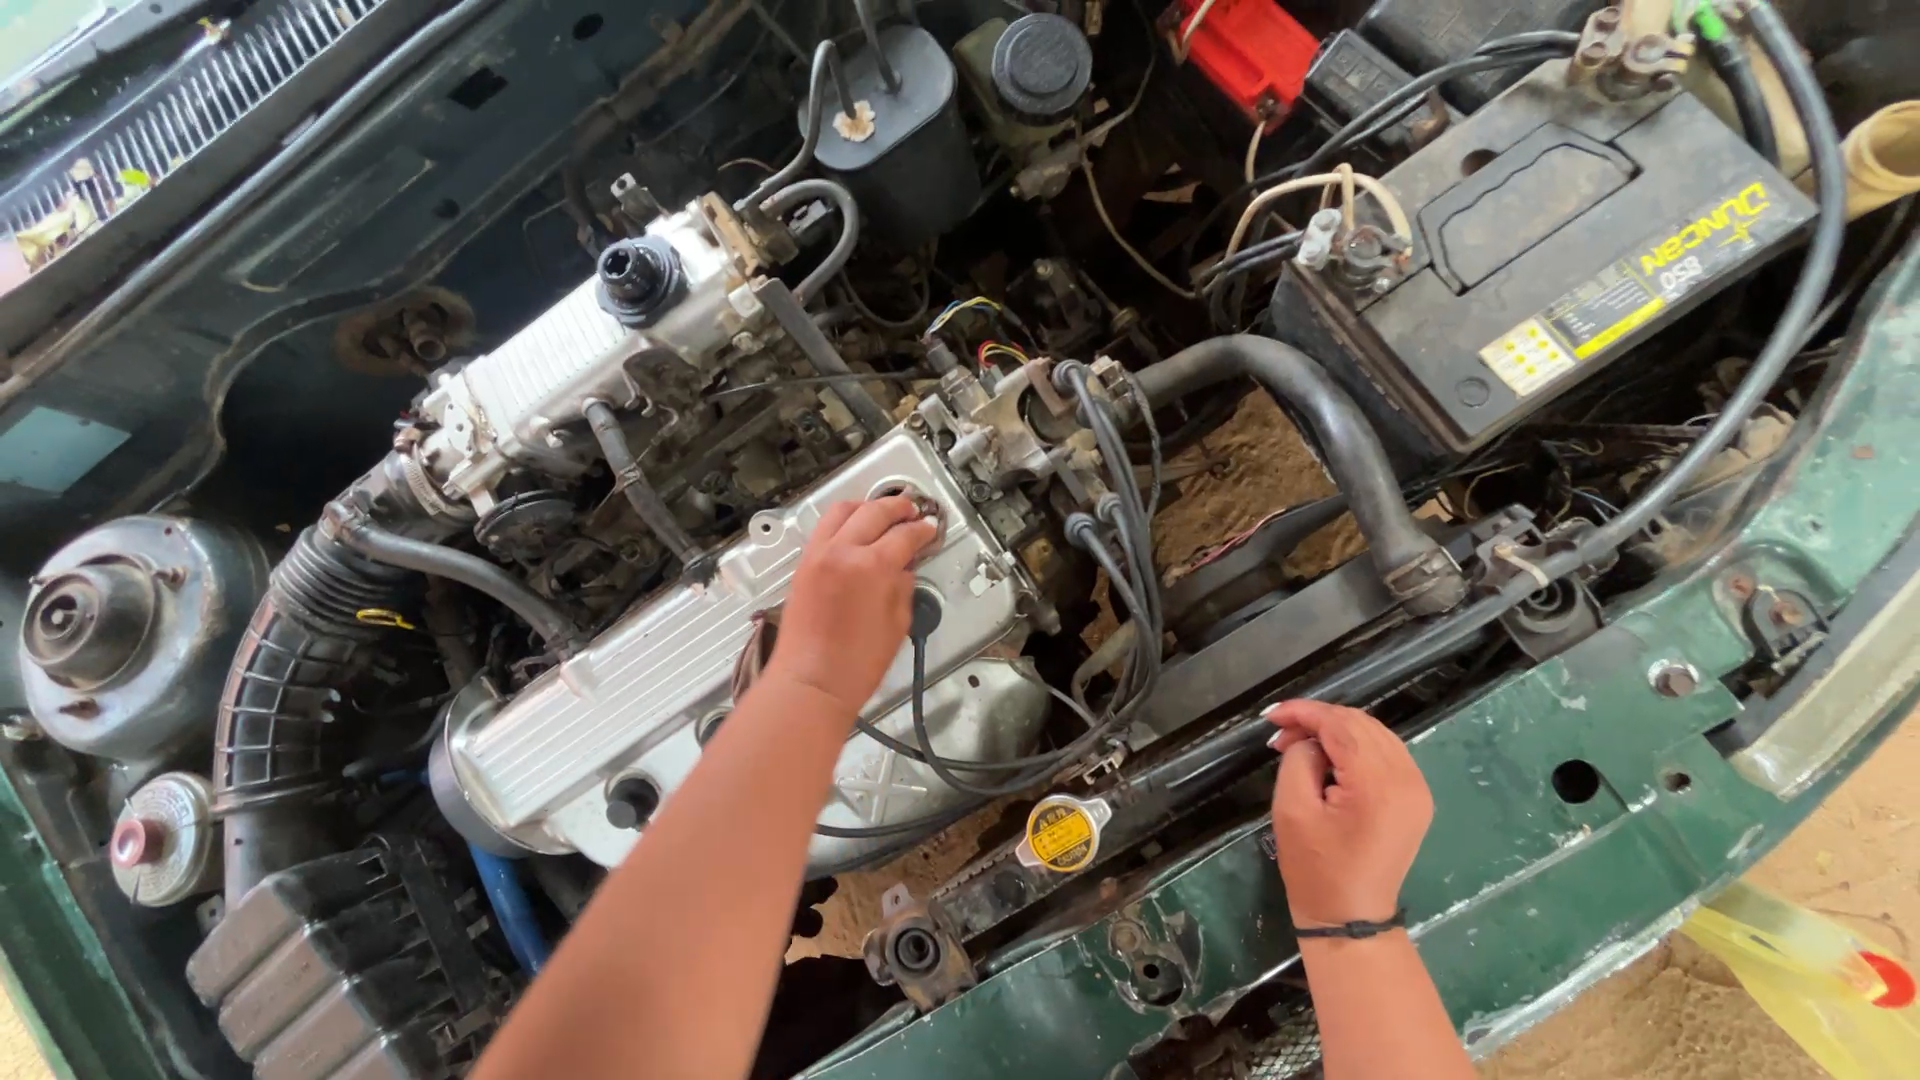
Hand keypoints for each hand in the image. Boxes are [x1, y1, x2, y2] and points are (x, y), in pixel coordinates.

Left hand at [763, 497, 938, 715]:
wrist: (811, 681)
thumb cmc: (855, 664)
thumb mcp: (898, 623)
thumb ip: (903, 586)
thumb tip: (905, 567)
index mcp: (872, 566)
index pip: (905, 534)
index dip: (923, 530)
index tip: (930, 529)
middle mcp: (843, 552)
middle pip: (875, 511)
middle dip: (898, 507)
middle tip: (912, 511)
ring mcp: (819, 555)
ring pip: (843, 510)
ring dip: (867, 506)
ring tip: (883, 511)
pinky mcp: (804, 564)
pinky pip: (825, 527)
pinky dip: (844, 520)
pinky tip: (856, 528)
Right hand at [1266, 700, 1433, 928]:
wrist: (1349, 917)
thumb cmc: (1315, 867)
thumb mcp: (1292, 808)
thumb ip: (1299, 760)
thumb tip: (1309, 741)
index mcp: (1378, 785)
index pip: (1341, 725)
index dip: (1304, 712)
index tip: (1270, 717)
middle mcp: (1407, 780)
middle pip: (1360, 724)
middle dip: (1318, 719)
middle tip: (1281, 736)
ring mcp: (1417, 789)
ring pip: (1374, 733)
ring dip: (1336, 729)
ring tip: (1300, 743)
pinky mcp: (1415, 798)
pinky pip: (1385, 752)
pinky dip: (1354, 744)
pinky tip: (1329, 755)